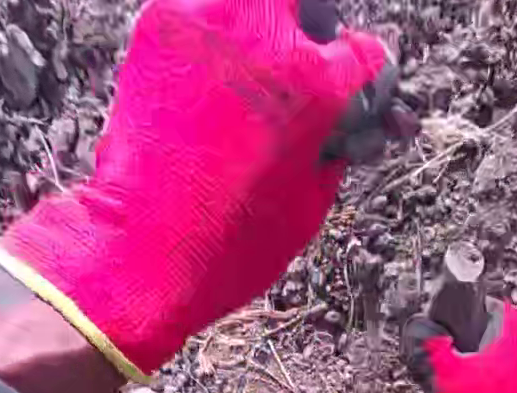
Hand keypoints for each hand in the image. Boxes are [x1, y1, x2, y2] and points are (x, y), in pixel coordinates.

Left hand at [0, 0, 395, 380]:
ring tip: (258, 74)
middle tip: (307, 67)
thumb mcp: (307, 206)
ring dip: (264, 26)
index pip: (363, 54)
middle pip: (308, 3)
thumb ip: (335, 152)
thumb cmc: (235, 241)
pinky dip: (218, 38)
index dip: (366, 77)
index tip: (359, 86)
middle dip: (314, 31)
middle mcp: (263, 35)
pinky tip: (215, 86)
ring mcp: (206, 20)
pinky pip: (204, 12)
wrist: (150, 245)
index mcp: (313, 86)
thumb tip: (349, 132)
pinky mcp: (160, 25)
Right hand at [415, 303, 516, 392]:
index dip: (447, 330)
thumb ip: (432, 346)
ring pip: (492, 364)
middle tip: (448, 385)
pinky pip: (507, 386)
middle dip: (462, 360)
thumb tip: (425, 331)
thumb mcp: (449, 377)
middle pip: (481, 338)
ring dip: (475, 382)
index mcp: (513, 319)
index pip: (469, 306)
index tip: (436, 353)